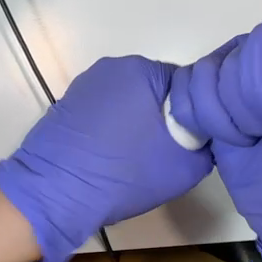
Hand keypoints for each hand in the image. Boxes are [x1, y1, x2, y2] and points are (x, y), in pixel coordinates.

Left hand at [0, 56, 211, 261]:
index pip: (186, 86)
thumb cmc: (124, 173)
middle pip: (155, 91)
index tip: (191, 142)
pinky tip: (109, 157)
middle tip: (164, 153)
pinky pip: (102, 112)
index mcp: (141, 69)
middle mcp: (111, 67)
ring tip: (134, 159)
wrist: (54, 193)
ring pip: (128, 102)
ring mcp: (84, 86)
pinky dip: (111, 130)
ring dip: (135, 124)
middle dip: (163, 118)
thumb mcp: (186, 165)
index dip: (193, 116)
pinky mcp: (65, 105)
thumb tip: (202, 132)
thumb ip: (207, 140)